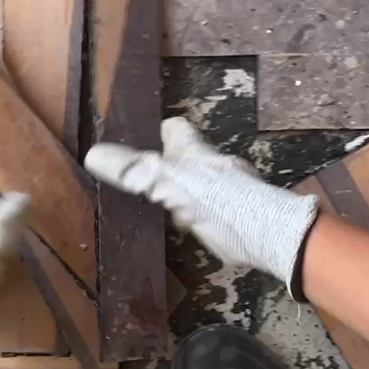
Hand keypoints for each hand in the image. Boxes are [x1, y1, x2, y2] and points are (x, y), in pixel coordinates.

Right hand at [86, 117, 318, 294]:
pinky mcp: (239, 215)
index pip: (175, 129)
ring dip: (184, 193)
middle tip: (143, 181)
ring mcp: (229, 190)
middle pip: (187, 157)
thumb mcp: (172, 185)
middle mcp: (214, 166)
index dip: (158, 133)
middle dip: (169, 166)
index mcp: (195, 153)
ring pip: (199, 183)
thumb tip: (93, 154)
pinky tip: (190, 230)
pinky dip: (198, 215)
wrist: (275, 239)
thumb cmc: (224, 205)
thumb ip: (136, 171)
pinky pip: (211, 208)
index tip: (141, 141)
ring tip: (160, 209)